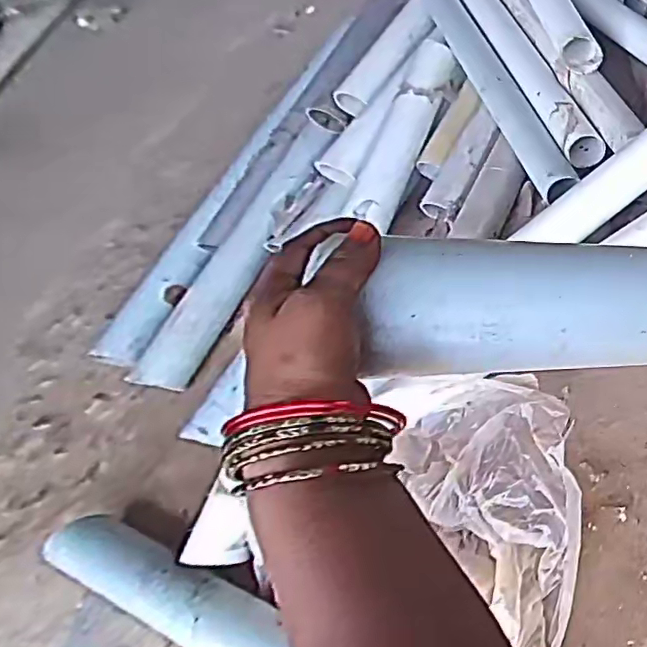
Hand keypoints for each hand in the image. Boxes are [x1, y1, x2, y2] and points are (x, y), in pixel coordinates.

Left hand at [244, 219, 380, 408]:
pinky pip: (350, 335)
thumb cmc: (298, 365)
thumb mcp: (323, 300)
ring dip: (354, 295)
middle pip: (311, 278)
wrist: (310, 418)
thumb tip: (360, 236)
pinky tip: (379, 327)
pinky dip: (366, 325)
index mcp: (268, 297)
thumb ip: (344, 266)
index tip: (355, 228)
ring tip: (376, 289)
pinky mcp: (330, 365)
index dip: (326, 233)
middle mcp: (281, 320)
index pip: (296, 249)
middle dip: (339, 263)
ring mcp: (305, 344)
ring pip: (331, 307)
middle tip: (366, 256)